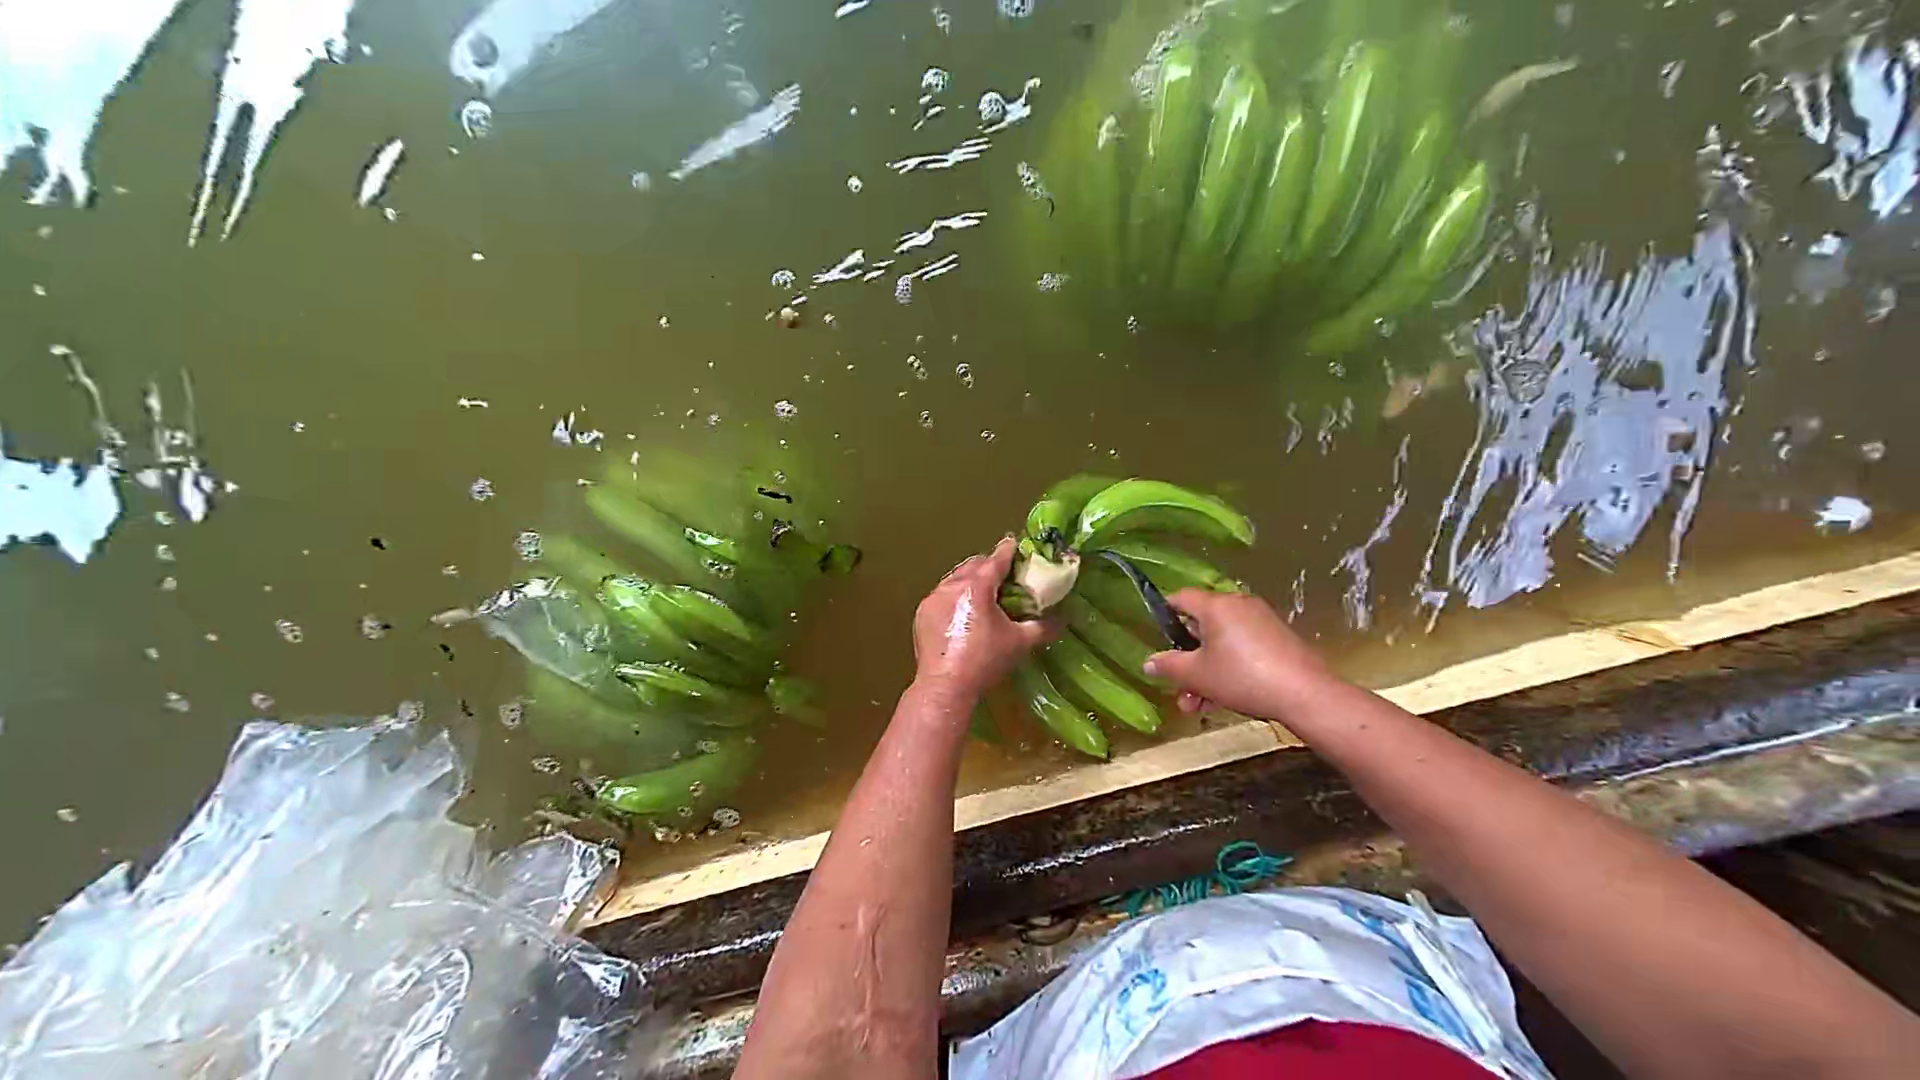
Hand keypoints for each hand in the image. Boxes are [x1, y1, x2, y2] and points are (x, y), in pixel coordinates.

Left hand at [913, 537, 1054, 698]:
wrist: (945, 686)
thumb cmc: (985, 661)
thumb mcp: (1019, 643)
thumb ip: (1042, 627)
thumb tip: (1064, 619)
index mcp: (977, 586)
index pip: (996, 559)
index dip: (1009, 550)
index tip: (1016, 543)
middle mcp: (952, 585)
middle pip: (973, 565)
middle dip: (989, 565)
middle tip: (1005, 574)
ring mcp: (934, 598)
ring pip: (955, 578)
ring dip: (970, 579)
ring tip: (984, 592)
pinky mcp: (922, 613)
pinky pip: (942, 595)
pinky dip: (955, 596)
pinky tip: (963, 612)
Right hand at [1143, 589, 1333, 719]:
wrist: (1306, 694)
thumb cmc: (1242, 677)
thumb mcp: (1197, 675)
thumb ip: (1168, 666)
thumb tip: (1148, 662)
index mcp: (1216, 605)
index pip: (1181, 598)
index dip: (1164, 613)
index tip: (1156, 634)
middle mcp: (1238, 606)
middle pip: (1201, 626)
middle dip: (1186, 659)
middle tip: (1178, 686)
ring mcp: (1260, 622)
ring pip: (1220, 643)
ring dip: (1204, 672)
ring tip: (1197, 705)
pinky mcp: (1276, 640)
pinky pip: (1241, 649)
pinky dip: (1227, 669)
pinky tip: (1221, 701)